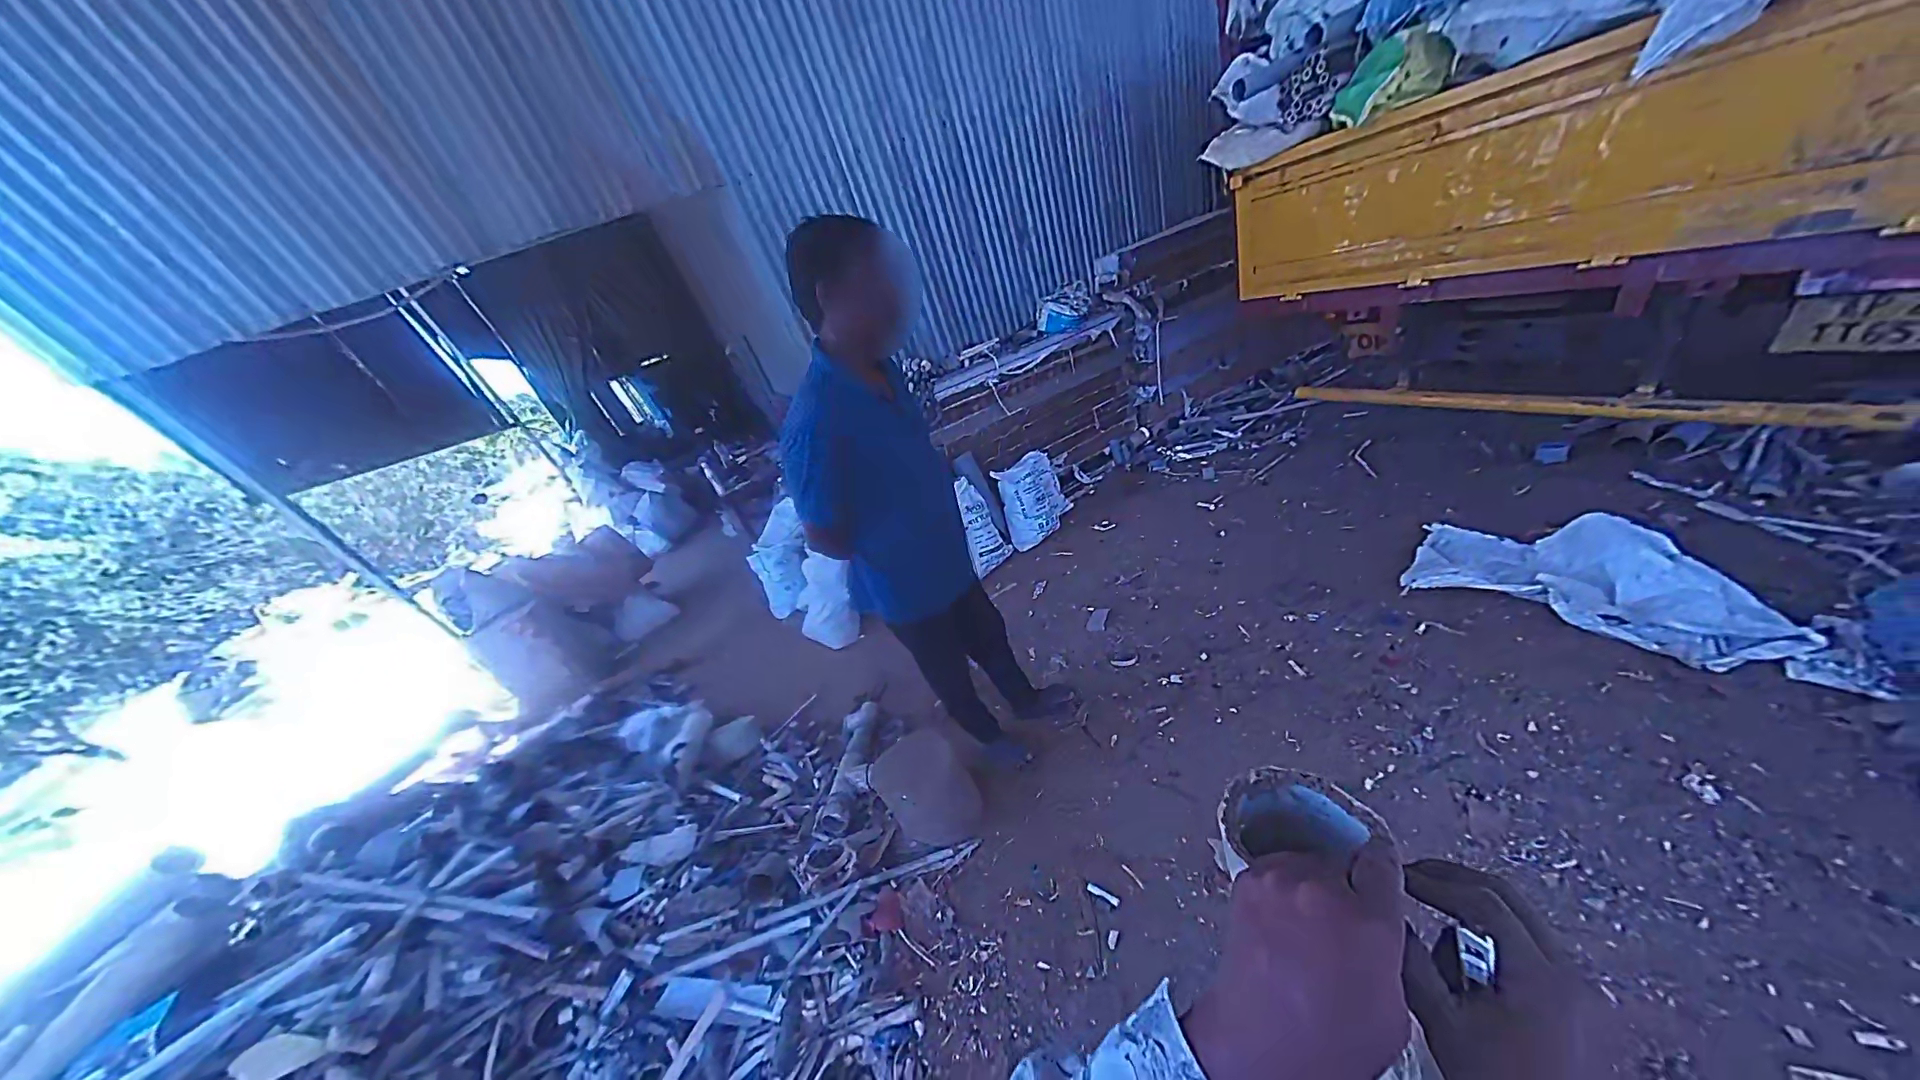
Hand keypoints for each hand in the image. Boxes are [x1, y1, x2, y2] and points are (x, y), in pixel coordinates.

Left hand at [1181, 840, 1409, 1079]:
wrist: (1260, 1041)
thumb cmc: (1332, 1039)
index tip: (1381, 867)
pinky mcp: (1249, 879)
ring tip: (1306, 920)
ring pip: (1306, 861)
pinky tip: (1281, 917)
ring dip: (1310, 881)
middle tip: (1340, 917)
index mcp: (1371, 921)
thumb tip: (1380, 919)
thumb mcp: (1394, 1003)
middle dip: (1345, 884)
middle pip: (1342, 862)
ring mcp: (1281, 879)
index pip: (1383, 865)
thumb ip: (1389, 946)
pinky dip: (1280, 885)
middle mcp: (1324, 889)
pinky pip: (1275, 869)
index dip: (1384, 867)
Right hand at [1401, 860, 1590, 1079]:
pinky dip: (1496, 938)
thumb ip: (1413, 962)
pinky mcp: (1583, 1007)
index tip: (1398, 874)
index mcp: (1541, 975)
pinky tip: (1469, 963)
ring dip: (1475, 910)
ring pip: (1522, 921)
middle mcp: (1571, 973)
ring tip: (1437, 927)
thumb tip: (1388, 916)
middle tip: (1413, 877)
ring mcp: (1583, 991)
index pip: (1482, 900)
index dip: (1434, 880)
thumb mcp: (1444, 1022)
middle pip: (1508, 898)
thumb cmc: (1498, 1079)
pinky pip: (1533, 948)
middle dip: (1454, 881)